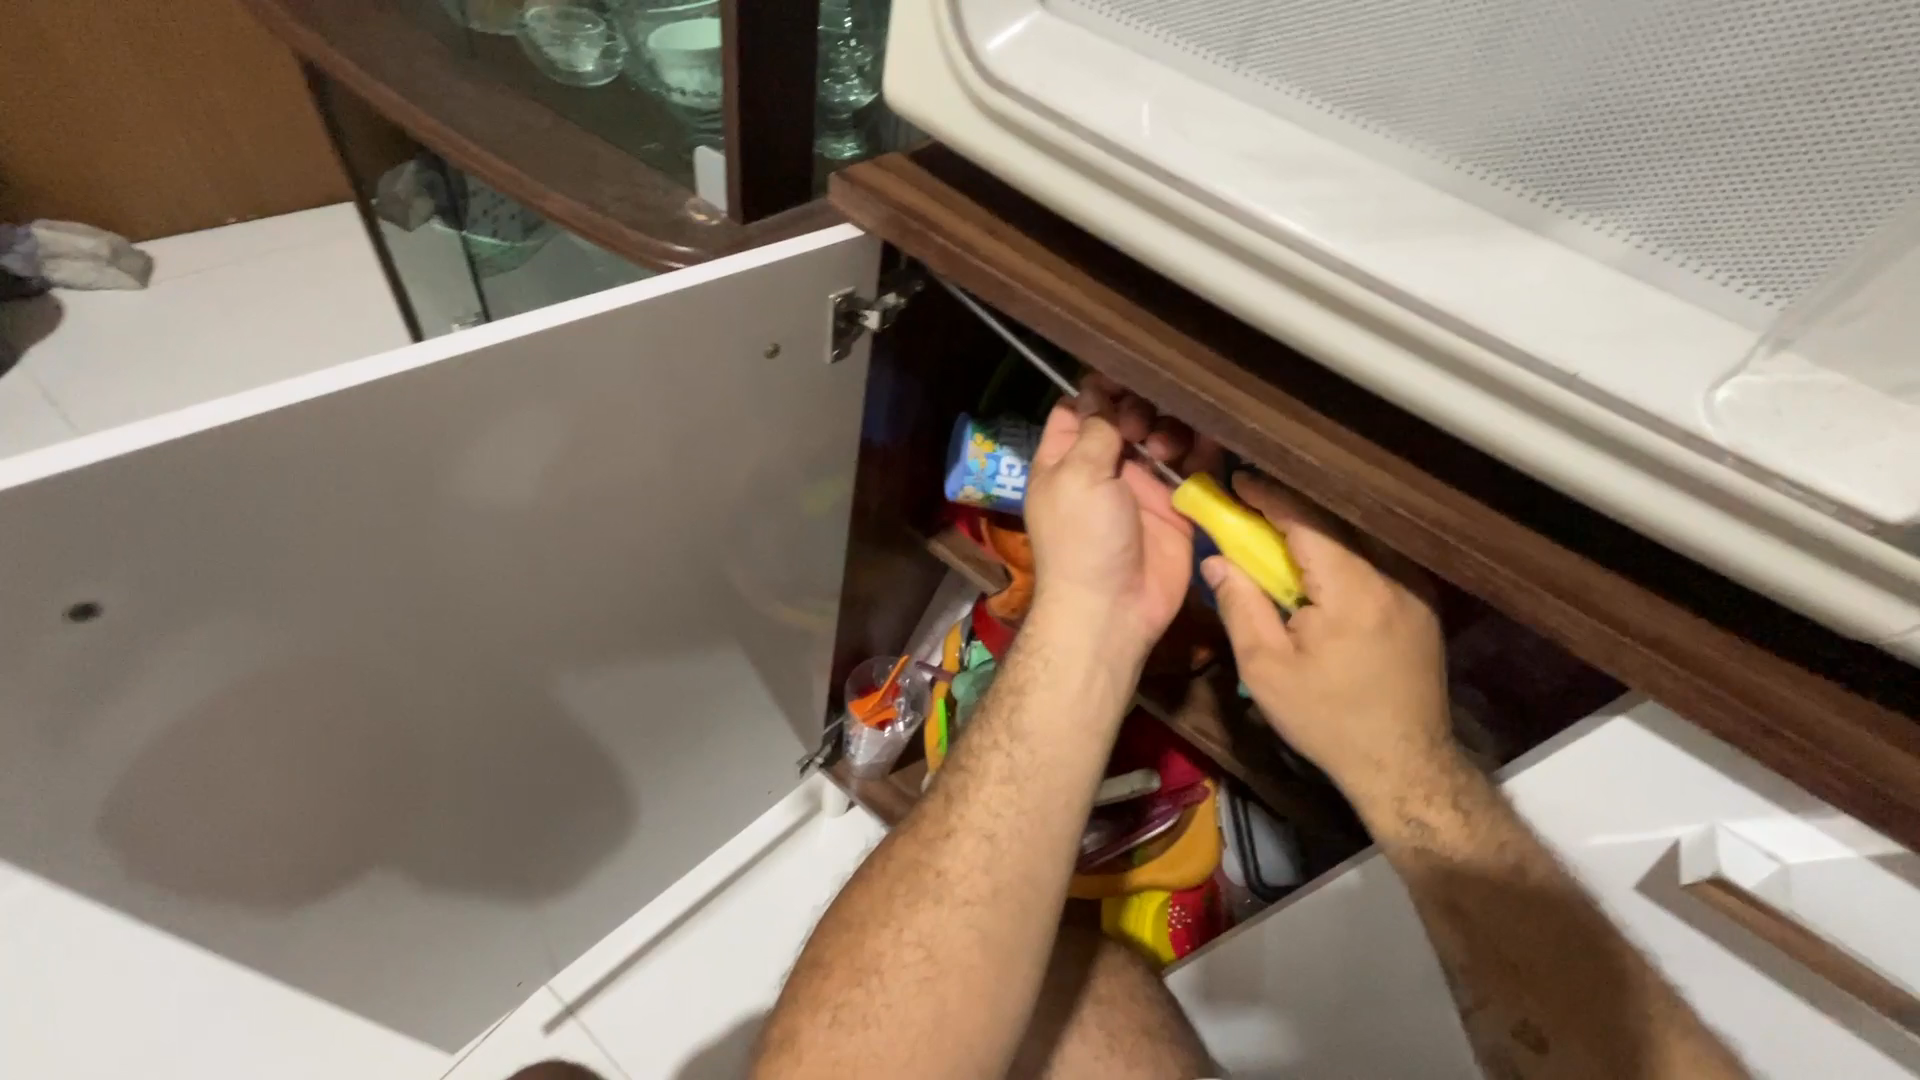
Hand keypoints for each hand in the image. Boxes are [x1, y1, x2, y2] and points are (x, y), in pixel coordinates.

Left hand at [1023, 381, 1211, 664]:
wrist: (1113, 608)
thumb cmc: (1082, 539)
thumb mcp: (1077, 476)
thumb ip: (1095, 430)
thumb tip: (1102, 393)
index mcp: (1065, 459)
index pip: (1079, 408)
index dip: (1100, 388)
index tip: (1125, 374)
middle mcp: (1102, 468)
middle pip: (1126, 416)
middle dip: (1138, 408)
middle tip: (1140, 428)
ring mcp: (1140, 486)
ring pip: (1162, 436)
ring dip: (1169, 430)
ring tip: (1164, 450)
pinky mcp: (1175, 505)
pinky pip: (1192, 468)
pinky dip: (1202, 450)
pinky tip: (1208, 438)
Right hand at [1200, 473, 1460, 803]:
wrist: (1404, 764)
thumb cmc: (1326, 719)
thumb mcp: (1265, 669)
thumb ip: (1240, 606)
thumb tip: (1216, 562)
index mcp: (1352, 591)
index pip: (1308, 522)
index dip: (1269, 498)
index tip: (1238, 483)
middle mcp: (1392, 579)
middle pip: (1335, 523)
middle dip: (1290, 510)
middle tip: (1250, 507)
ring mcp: (1414, 591)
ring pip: (1360, 540)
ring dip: (1317, 530)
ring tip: (1280, 535)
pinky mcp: (1422, 606)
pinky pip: (1377, 561)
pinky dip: (1342, 551)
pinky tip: (1319, 568)